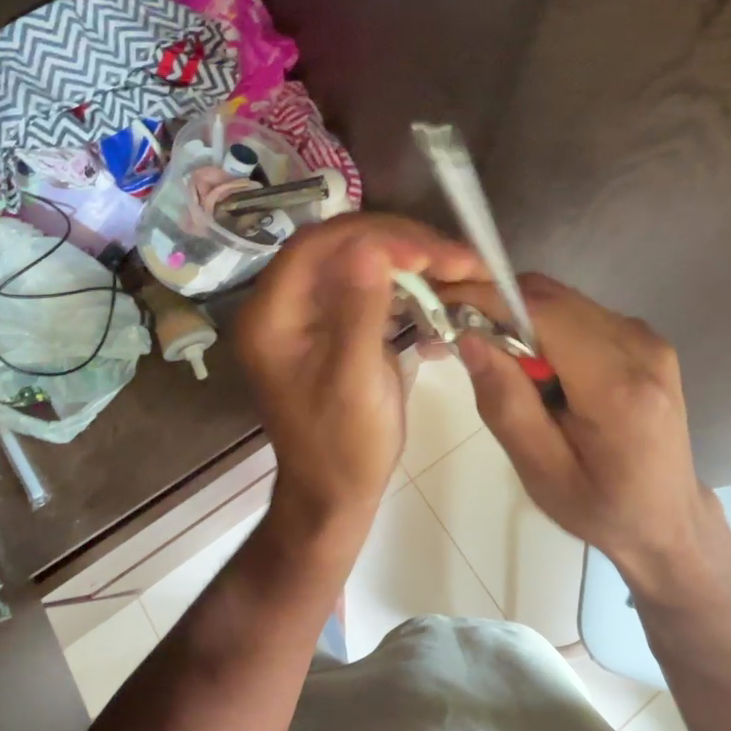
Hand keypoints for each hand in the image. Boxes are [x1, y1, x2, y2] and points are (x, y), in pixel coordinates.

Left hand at [236, 214, 482, 523]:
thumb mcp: (354, 381)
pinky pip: (369, 283)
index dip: (373, 237)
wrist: (336, 494)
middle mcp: (284, 302)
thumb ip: (359, 310)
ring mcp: (310, 311)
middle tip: (455, 255)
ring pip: (359, 258)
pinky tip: (440, 285)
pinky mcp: (335, 321)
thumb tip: (369, 245)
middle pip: (340, 245)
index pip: (317, 246)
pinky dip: (405, 280)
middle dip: (399, 243)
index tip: (427, 251)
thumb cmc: (343, 446)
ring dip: (408, 257)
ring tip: (458, 264)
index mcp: (272, 314)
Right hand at [438, 274, 718, 600]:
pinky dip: (543, 323)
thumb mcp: (540, 470)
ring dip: (518, 314)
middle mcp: (640, 348)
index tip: (442, 300)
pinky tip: (530, 363)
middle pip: (552, 298)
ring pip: (562, 300)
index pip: (544, 312)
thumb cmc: (600, 505)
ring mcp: (647, 338)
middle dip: (496, 303)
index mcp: (618, 387)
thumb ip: (505, 403)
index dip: (488, 296)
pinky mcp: (644, 338)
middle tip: (453, 328)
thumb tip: (469, 337)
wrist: (669, 518)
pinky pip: (578, 312)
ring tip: (489, 352)